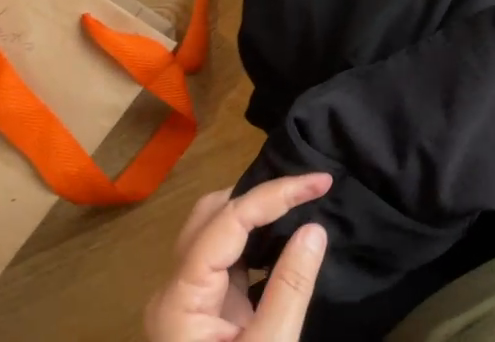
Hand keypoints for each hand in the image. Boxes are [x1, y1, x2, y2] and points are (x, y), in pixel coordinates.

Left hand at [145, 173, 332, 341]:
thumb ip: (291, 286)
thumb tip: (314, 228)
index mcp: (180, 299)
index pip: (228, 221)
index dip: (276, 194)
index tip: (321, 182)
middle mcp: (172, 290)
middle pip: (210, 215)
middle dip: (260, 194)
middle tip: (309, 190)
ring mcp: (183, 301)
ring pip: (213, 231)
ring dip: (255, 213)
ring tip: (300, 204)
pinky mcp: (198, 312)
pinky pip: (222, 257)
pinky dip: (252, 238)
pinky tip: (282, 239)